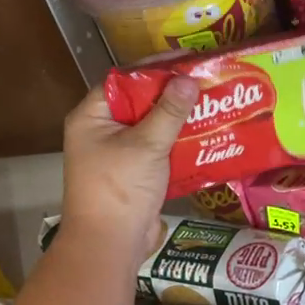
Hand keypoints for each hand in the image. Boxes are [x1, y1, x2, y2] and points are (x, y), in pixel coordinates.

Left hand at [56, 78, 198, 269]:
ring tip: (212, 103)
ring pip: (152, 126)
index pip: (124, 81)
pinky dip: (180, 142)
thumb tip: (188, 79)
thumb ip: (169, 111)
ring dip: (179, 119)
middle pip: (140, 102)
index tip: (186, 59)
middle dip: (172, 93)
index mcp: (92, 118)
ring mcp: (119, 155)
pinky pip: (160, 149)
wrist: (110, 245)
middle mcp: (102, 132)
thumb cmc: (120, 189)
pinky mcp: (136, 174)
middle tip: (205, 79)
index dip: (154, 68)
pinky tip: (207, 135)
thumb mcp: (147, 145)